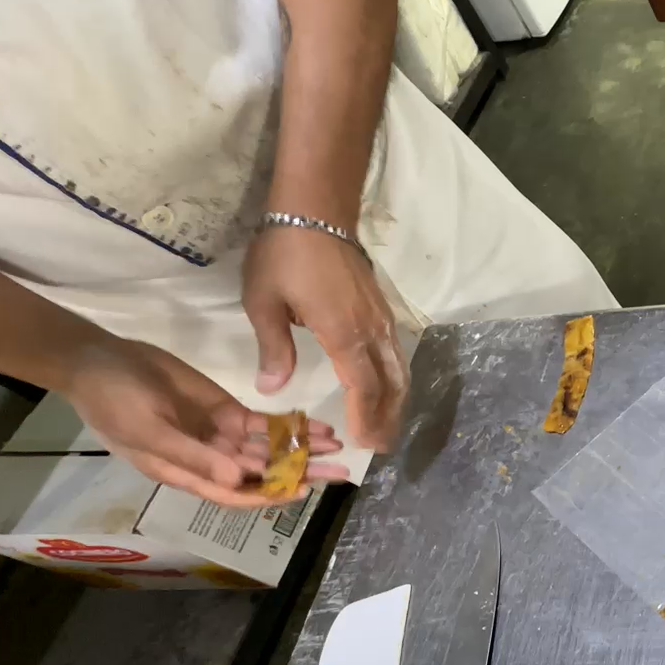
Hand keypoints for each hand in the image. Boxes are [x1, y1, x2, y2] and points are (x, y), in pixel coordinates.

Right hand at [64, 337, 348, 507]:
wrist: (99, 358)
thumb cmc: (113, 400)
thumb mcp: (146, 431)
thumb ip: (192, 455)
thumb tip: (236, 479)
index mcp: (187, 472)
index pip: (235, 494)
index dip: (269, 495)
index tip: (303, 490)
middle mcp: (212, 459)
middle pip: (264, 473)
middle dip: (302, 473)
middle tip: (341, 471)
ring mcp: (224, 436)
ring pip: (272, 450)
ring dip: (305, 450)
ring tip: (338, 446)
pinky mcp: (232, 413)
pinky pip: (269, 425)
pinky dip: (294, 428)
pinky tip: (321, 428)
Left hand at [243, 224, 405, 450]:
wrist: (317, 219)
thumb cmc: (284, 257)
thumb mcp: (263, 301)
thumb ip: (274, 348)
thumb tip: (272, 389)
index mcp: (343, 334)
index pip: (363, 385)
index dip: (366, 416)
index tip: (364, 442)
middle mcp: (372, 334)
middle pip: (390, 386)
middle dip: (387, 418)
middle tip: (382, 446)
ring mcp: (383, 325)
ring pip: (400, 373)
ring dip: (396, 404)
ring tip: (389, 426)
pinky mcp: (385, 317)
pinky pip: (398, 358)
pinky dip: (397, 383)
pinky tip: (389, 393)